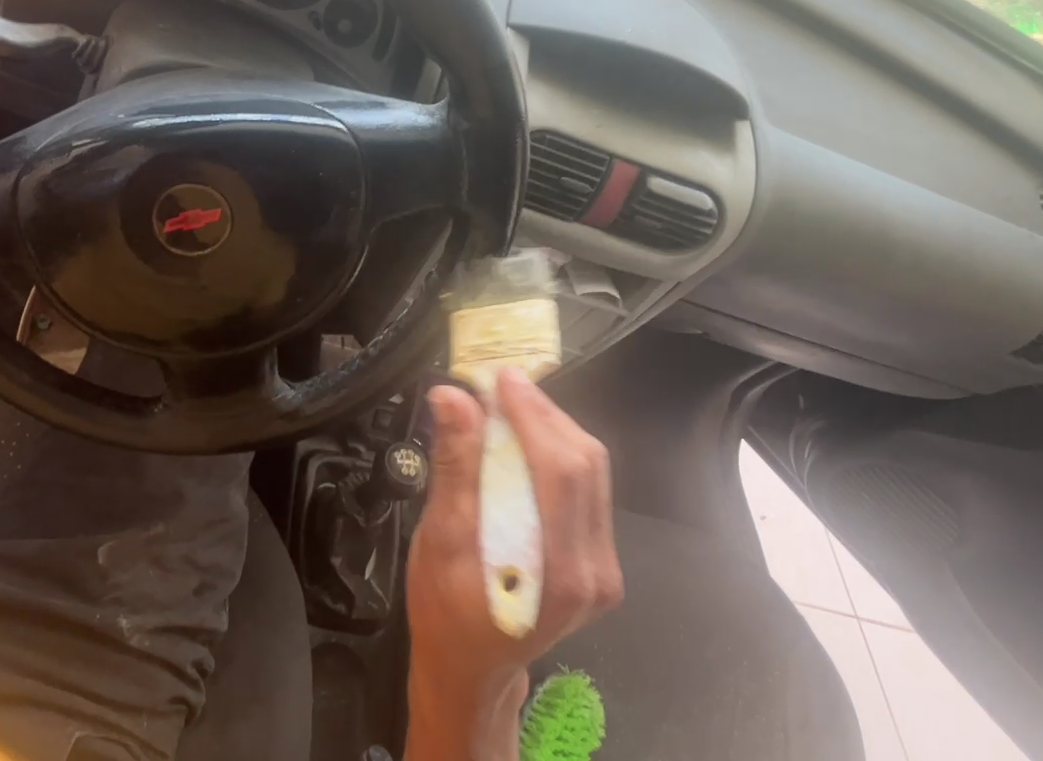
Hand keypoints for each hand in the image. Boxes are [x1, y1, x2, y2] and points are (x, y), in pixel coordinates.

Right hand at [404, 367, 622, 758]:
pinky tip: (523, 442)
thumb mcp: (438, 540)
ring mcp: (603, 569)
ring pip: (592, 474)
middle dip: (542, 413)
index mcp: (559, 572)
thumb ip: (454, 467)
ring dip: (550, 429)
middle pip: (584, 465)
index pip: (560, 470)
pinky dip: (555, 455)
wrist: (470, 666)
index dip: (533, 413)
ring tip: (507, 403)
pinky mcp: (598, 563)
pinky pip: (586, 492)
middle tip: (498, 383)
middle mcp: (595, 570)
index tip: (500, 376)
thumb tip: (452, 397)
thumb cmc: (444, 610)